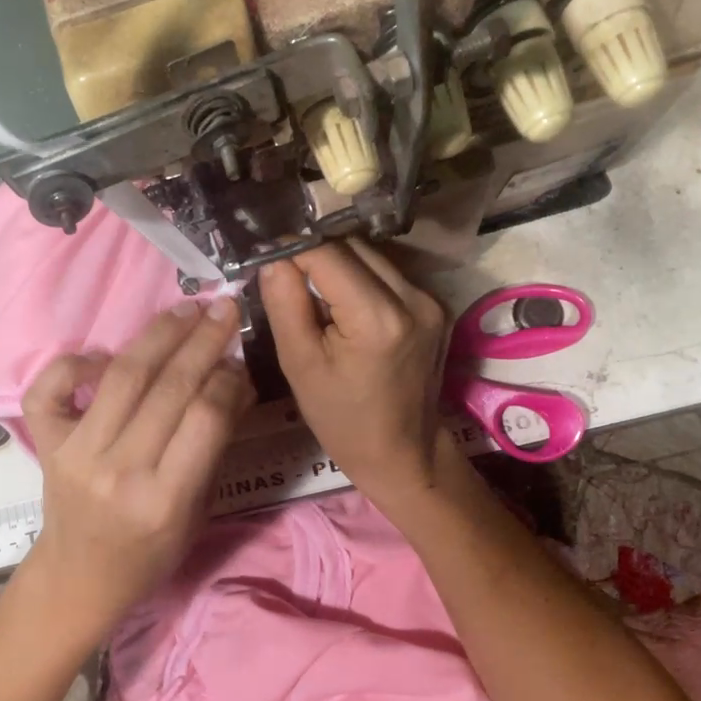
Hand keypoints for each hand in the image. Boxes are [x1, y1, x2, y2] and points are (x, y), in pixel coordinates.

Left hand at [19, 297, 252, 628]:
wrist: (80, 577)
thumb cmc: (149, 552)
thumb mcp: (197, 509)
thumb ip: (215, 446)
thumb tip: (237, 379)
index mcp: (165, 499)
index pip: (203, 418)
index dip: (226, 379)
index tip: (237, 355)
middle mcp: (119, 472)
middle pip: (167, 389)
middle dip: (202, 341)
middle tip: (223, 307)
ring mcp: (77, 455)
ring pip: (122, 378)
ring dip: (157, 336)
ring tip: (185, 310)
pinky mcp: (46, 444)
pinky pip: (51, 389)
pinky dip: (75, 362)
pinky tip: (106, 354)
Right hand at [260, 239, 449, 504]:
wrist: (403, 453)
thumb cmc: (342, 420)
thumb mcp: (299, 365)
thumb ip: (284, 304)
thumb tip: (272, 256)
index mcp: (377, 317)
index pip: (327, 253)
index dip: (291, 248)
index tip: (264, 258)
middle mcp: (412, 298)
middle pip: (352, 247)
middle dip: (314, 255)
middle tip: (284, 279)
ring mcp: (429, 300)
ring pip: (371, 256)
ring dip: (338, 266)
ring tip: (313, 296)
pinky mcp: (435, 306)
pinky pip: (388, 276)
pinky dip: (360, 281)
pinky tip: (344, 310)